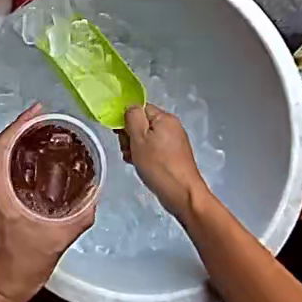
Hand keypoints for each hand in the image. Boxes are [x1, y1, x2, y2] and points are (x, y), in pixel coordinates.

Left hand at [0, 104, 95, 301]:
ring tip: (36, 141)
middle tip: (40, 123)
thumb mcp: (56, 240)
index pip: (2, 144)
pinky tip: (27, 170)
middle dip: (18, 131)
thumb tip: (94, 198)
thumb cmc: (18, 269)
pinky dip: (9, 164)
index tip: (36, 112)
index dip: (19, 123)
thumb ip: (80, 217)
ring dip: (13, 147)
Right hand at [119, 103, 208, 217]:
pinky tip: (140, 165)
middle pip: (143, 122)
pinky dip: (145, 155)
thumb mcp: (139, 138)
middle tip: (127, 150)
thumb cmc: (158, 165)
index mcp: (164, 118)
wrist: (182, 194)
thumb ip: (132, 117)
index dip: (126, 119)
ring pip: (147, 137)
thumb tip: (130, 108)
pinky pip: (154, 148)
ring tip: (133, 160)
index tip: (119, 134)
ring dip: (135, 147)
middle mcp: (171, 126)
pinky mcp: (174, 155)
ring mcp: (174, 141)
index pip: (139, 108)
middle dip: (130, 135)